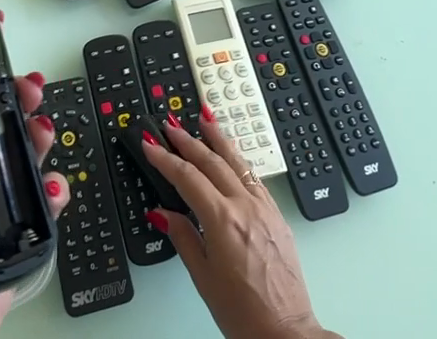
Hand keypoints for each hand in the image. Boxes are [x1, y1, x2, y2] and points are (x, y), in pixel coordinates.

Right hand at [141, 107, 340, 338]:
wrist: (286, 332)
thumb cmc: (244, 312)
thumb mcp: (203, 277)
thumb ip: (183, 237)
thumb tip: (162, 213)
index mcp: (222, 220)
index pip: (187, 177)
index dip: (165, 157)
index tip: (150, 143)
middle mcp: (245, 207)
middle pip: (211, 161)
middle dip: (187, 140)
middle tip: (169, 124)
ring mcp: (264, 209)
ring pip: (237, 162)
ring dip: (217, 138)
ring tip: (203, 119)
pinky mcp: (277, 216)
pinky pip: (254, 177)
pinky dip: (238, 159)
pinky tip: (232, 154)